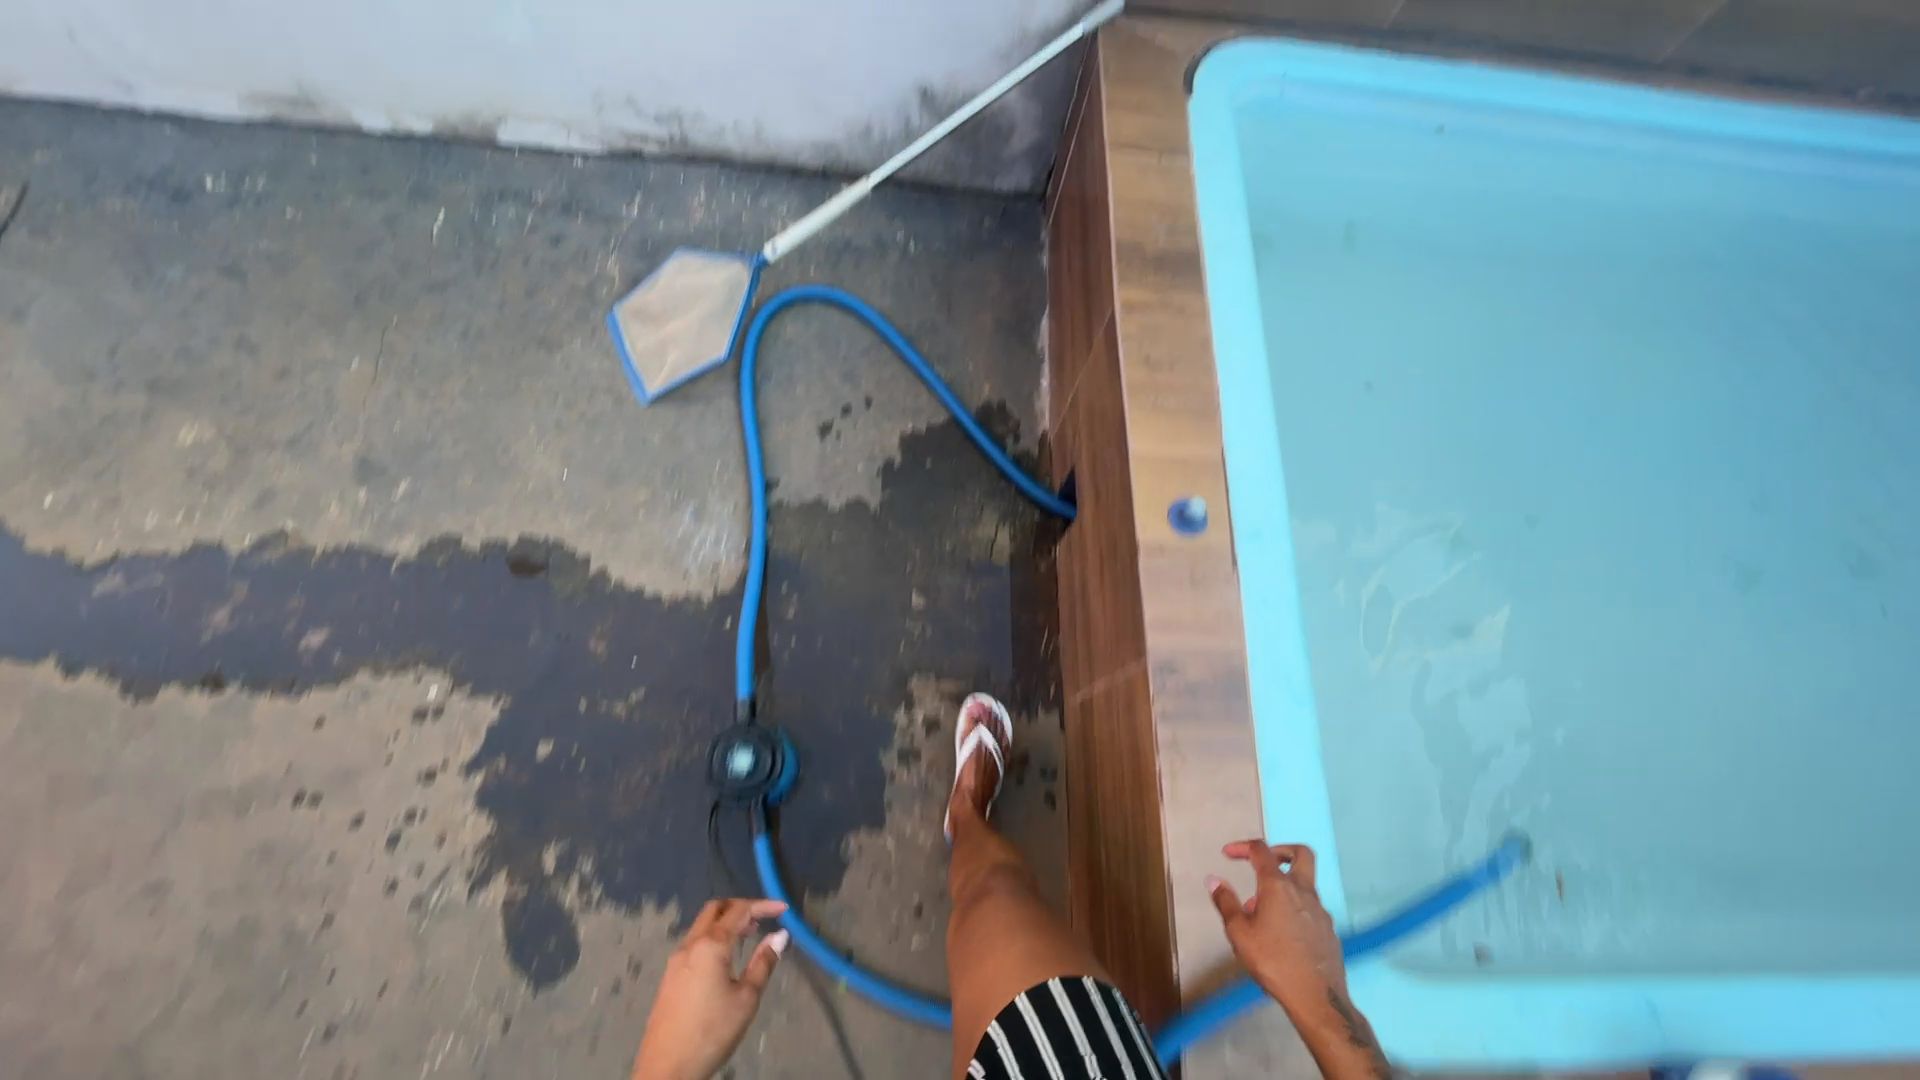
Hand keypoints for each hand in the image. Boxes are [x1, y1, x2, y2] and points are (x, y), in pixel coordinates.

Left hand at [631, 898, 789, 1079]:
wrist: (666, 1070)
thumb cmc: (711, 1032)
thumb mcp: (746, 999)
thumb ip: (763, 963)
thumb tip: (779, 936)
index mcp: (710, 945)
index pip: (739, 911)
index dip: (763, 905)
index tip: (784, 909)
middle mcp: (690, 945)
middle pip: (715, 909)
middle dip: (740, 907)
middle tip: (762, 919)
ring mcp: (675, 960)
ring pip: (702, 925)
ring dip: (725, 922)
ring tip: (749, 935)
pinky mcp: (669, 976)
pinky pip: (694, 942)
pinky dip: (713, 937)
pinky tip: (725, 957)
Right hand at [1207, 840, 1345, 1008]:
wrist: (1317, 998)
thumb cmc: (1273, 961)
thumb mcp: (1239, 932)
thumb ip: (1226, 902)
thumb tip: (1213, 879)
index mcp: (1278, 886)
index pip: (1260, 850)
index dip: (1242, 847)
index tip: (1228, 854)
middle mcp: (1303, 891)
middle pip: (1300, 854)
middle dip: (1280, 850)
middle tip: (1263, 862)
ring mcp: (1320, 911)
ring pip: (1304, 884)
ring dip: (1283, 886)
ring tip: (1262, 911)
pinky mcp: (1328, 930)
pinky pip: (1310, 908)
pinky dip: (1294, 907)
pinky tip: (1281, 932)